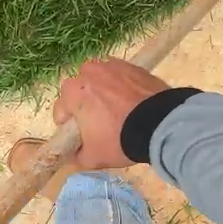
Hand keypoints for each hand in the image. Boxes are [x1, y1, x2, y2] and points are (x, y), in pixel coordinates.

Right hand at [54, 58, 169, 169]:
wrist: (161, 124)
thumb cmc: (119, 139)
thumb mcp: (92, 158)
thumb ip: (76, 155)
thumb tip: (73, 152)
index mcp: (73, 92)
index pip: (61, 110)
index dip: (69, 126)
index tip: (82, 136)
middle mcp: (88, 73)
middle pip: (78, 91)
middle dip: (84, 105)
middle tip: (100, 123)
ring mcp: (111, 65)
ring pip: (98, 80)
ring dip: (101, 92)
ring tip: (117, 110)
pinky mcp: (132, 66)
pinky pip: (118, 77)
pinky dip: (120, 86)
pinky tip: (132, 102)